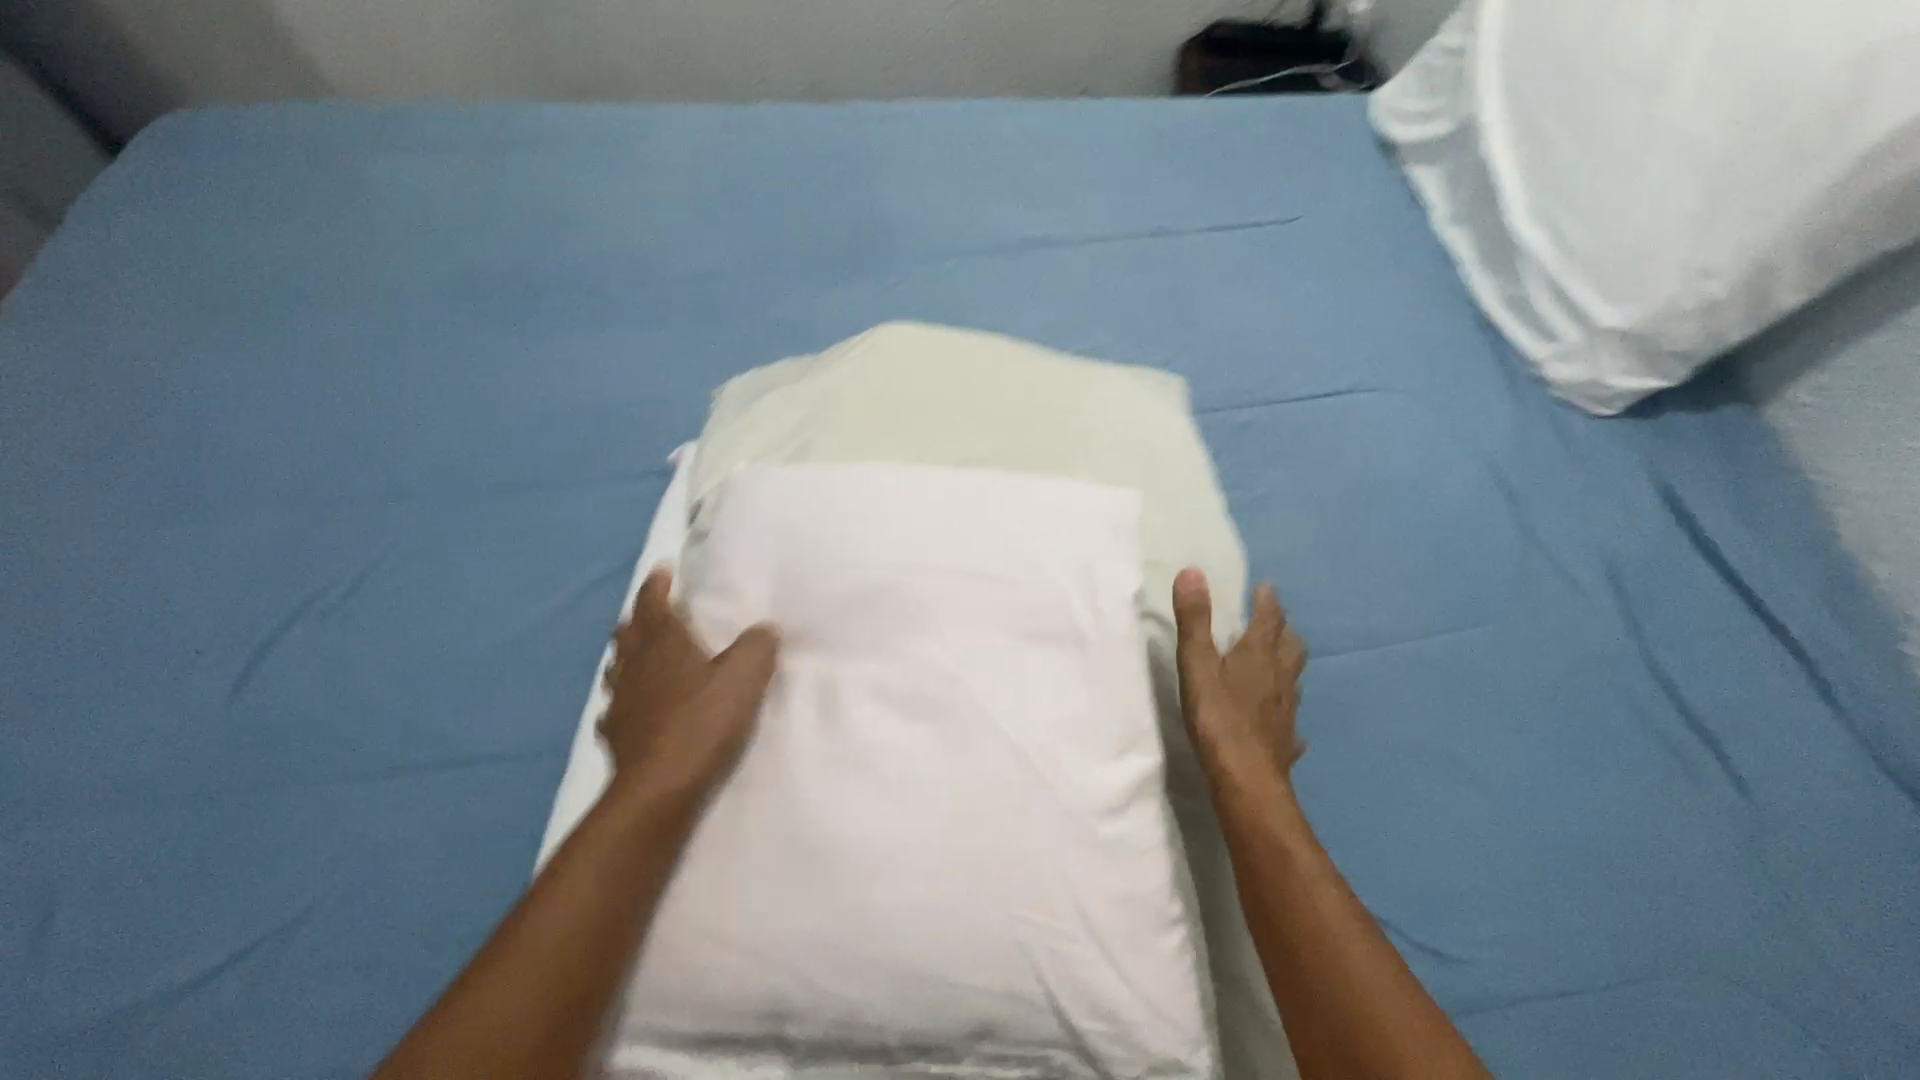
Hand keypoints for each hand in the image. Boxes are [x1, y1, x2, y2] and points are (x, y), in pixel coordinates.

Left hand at [601, 567, 779, 798]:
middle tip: (656, 615)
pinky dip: (626, 701)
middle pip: (628, 632)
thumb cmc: (703, 722)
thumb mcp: (746, 677)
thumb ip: (758, 646)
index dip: (657, 584)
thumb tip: (765, 629)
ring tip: (645, 659)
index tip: (663, 570)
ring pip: (618, 668)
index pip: (652, 601)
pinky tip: (635, 711)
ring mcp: (619, 701)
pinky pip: (617, 708)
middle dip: (640, 618)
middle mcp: (634, 664)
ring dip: (630, 658)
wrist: (660, 787)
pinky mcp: (615, 735)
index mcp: (663, 642)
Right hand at [1171, 567, 1307, 791]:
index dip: (1268, 601)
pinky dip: (1286, 710)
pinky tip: (1284, 721)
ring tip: (1280, 661)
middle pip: (1290, 646)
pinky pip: (1291, 718)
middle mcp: (1279, 677)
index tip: (1266, 587)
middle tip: (1276, 621)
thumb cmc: (1217, 717)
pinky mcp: (1285, 737)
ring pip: (1294, 679)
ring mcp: (1287, 709)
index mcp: (1258, 655)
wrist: (1246, 778)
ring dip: (1288, 664)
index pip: (1269, 619)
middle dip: (1284, 630)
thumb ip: (1194, 621)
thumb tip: (1192, 571)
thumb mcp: (1197, 664)